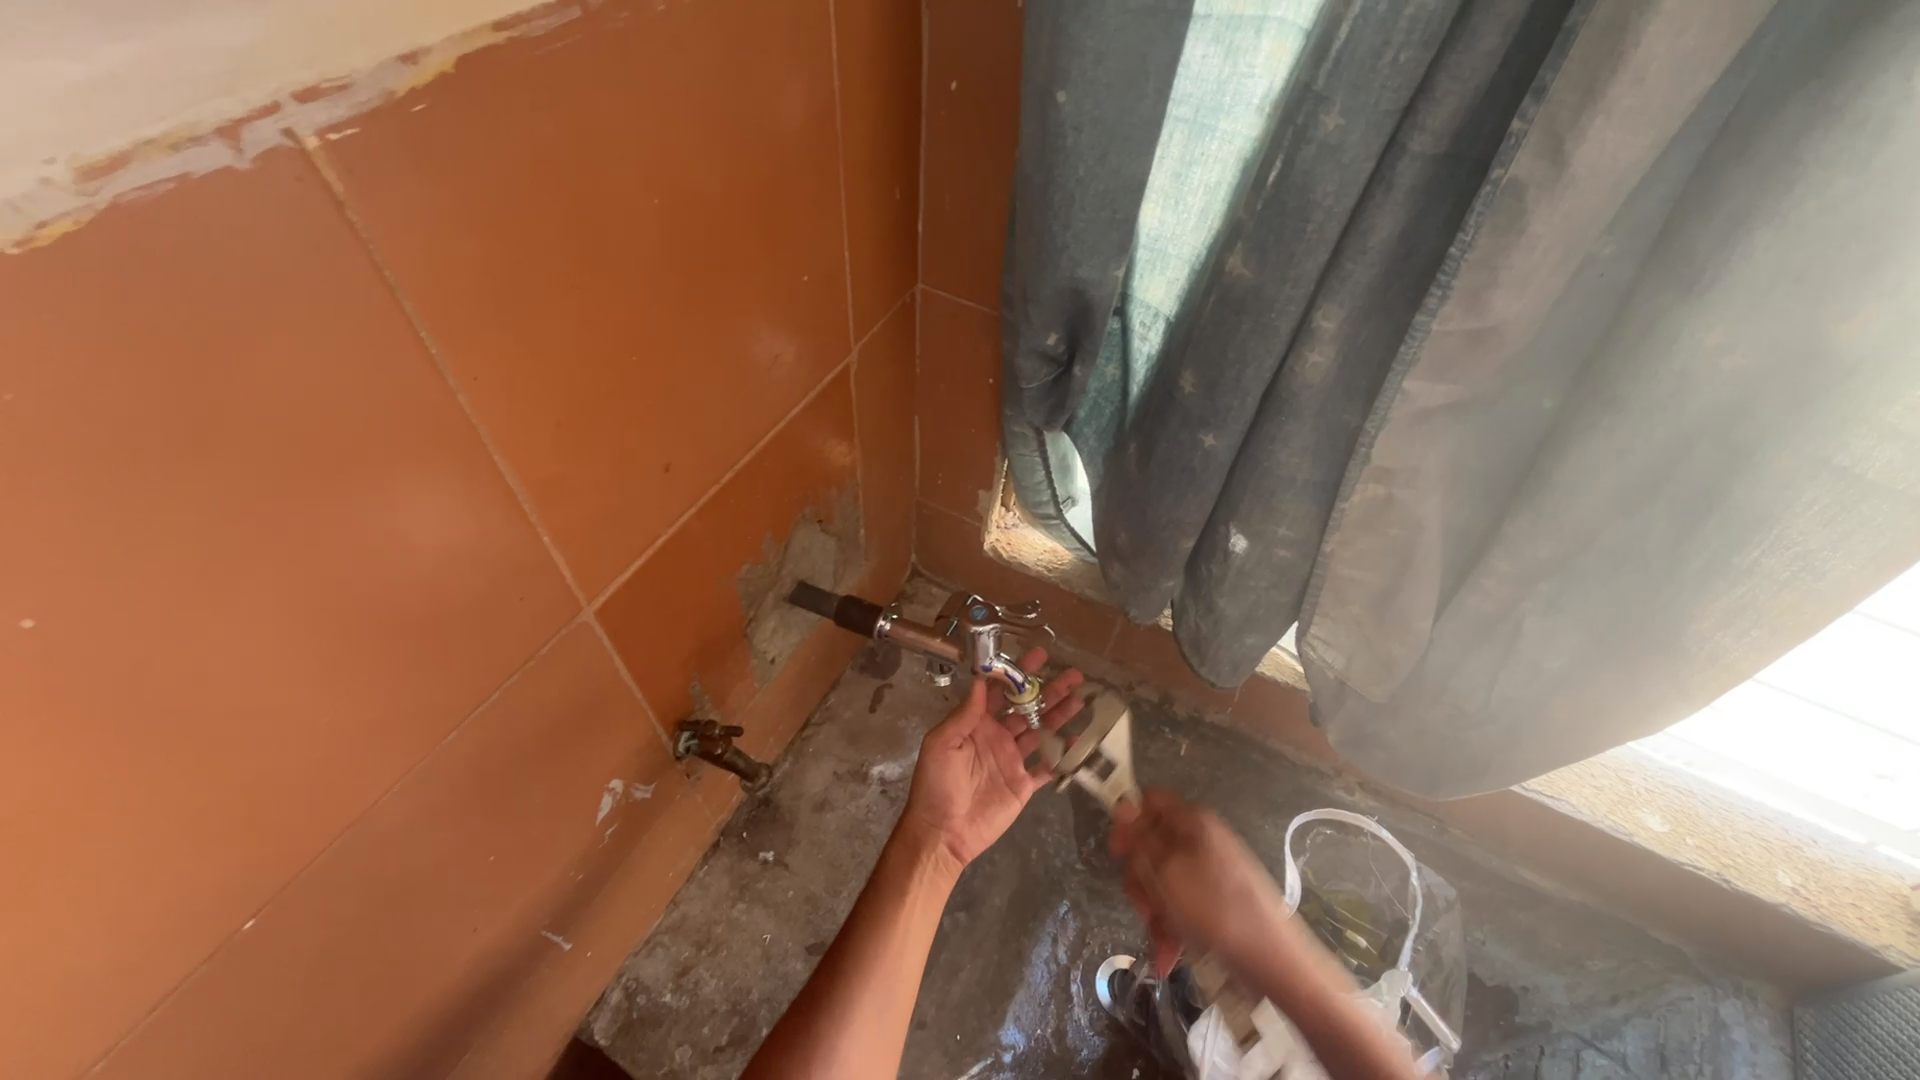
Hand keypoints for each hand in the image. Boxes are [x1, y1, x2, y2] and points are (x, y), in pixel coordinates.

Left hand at [898, 648, 1085, 871]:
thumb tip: (982, 682)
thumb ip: (964, 715)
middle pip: (1027, 708)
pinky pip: (1047, 766)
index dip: (1018, 673)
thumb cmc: (936, 786)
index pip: (1000, 692)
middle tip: (1073, 676)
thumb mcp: (941, 744)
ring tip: (1081, 699)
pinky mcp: (1024, 784)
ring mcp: (1013, 760)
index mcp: (976, 724)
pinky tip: (1079, 740)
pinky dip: (1063, 754)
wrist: (943, 833)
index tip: (1039, 657)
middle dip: (1049, 691)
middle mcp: (997, 737)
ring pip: (1041, 731)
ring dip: (1060, 715)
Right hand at [1110, 789, 1295, 976]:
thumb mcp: (1166, 872)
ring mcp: (1211, 871)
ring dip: (1154, 910)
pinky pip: (1182, 904)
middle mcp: (1202, 839)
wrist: (1272, 960)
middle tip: (1142, 903)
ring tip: (1158, 939)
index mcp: (1192, 822)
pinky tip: (1167, 953)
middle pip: (1152, 845)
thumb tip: (1122, 803)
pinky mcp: (1217, 900)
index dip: (1128, 822)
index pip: (1150, 801)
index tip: (1118, 852)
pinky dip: (1172, 926)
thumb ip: (1140, 839)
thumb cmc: (1214, 909)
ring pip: (1164, 880)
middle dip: (1140, 878)